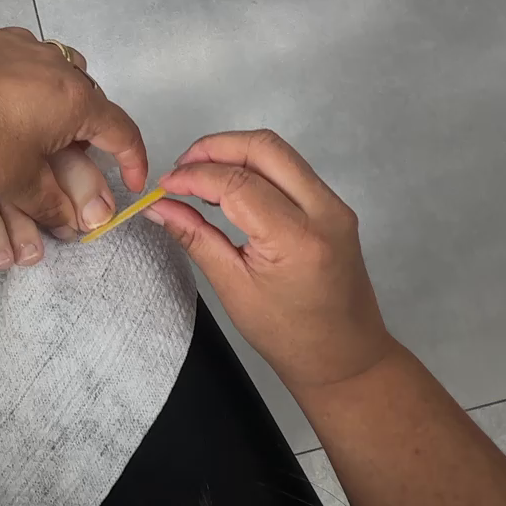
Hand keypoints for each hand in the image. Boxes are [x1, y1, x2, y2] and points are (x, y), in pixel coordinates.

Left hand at [0, 0, 121, 268]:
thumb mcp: (18, 182)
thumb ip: (53, 204)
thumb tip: (74, 224)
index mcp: (76, 99)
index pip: (121, 130)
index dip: (132, 160)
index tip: (132, 182)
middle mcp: (57, 64)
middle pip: (90, 98)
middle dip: (92, 129)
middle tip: (78, 157)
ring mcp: (23, 45)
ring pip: (59, 72)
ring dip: (61, 99)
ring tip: (44, 125)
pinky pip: (25, 57)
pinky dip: (28, 79)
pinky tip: (8, 99)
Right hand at [145, 130, 396, 393]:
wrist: (347, 357)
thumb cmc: (289, 334)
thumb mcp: (232, 287)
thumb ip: (194, 237)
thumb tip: (158, 207)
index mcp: (297, 239)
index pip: (237, 183)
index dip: (193, 177)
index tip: (163, 187)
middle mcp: (323, 212)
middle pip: (263, 147)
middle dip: (213, 147)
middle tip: (180, 169)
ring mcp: (333, 205)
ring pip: (277, 151)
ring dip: (232, 153)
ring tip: (197, 176)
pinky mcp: (332, 206)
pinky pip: (288, 167)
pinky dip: (251, 166)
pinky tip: (226, 186)